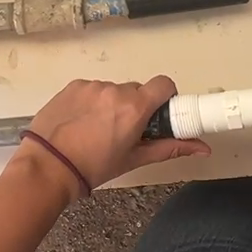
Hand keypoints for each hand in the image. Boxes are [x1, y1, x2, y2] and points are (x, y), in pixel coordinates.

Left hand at [16, 76, 209, 198]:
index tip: (158, 114)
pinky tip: (80, 123)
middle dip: (136, 106)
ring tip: (96, 131)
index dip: (165, 97)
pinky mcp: (72, 86)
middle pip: (137, 90)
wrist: (47, 166)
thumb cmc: (94, 167)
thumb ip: (170, 148)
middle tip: (125, 131)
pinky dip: (91, 102)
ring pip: (112, 90)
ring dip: (112, 105)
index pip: (164, 84)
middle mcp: (115, 89)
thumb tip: (204, 148)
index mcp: (135, 107)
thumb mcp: (134, 159)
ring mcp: (91, 85)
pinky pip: (91, 89)